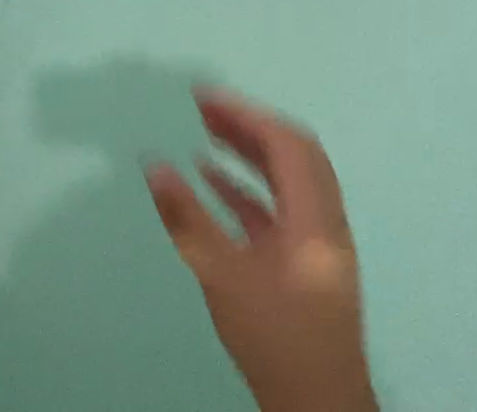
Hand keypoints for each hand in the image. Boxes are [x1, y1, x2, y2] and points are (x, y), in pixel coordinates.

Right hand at [147, 89, 376, 411]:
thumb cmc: (273, 334)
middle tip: (202, 106)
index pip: (289, 146)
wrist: (317, 402)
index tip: (204, 96)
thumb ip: (188, 217)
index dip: (247, 113)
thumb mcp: (221, 274)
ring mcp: (315, 242)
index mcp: (314, 219)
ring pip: (286, 179)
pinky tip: (207, 177)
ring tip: (204, 130)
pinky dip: (244, 184)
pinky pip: (276, 206)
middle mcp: (323, 222)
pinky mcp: (302, 260)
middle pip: (293, 156)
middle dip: (248, 124)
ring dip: (247, 151)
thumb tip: (153, 164)